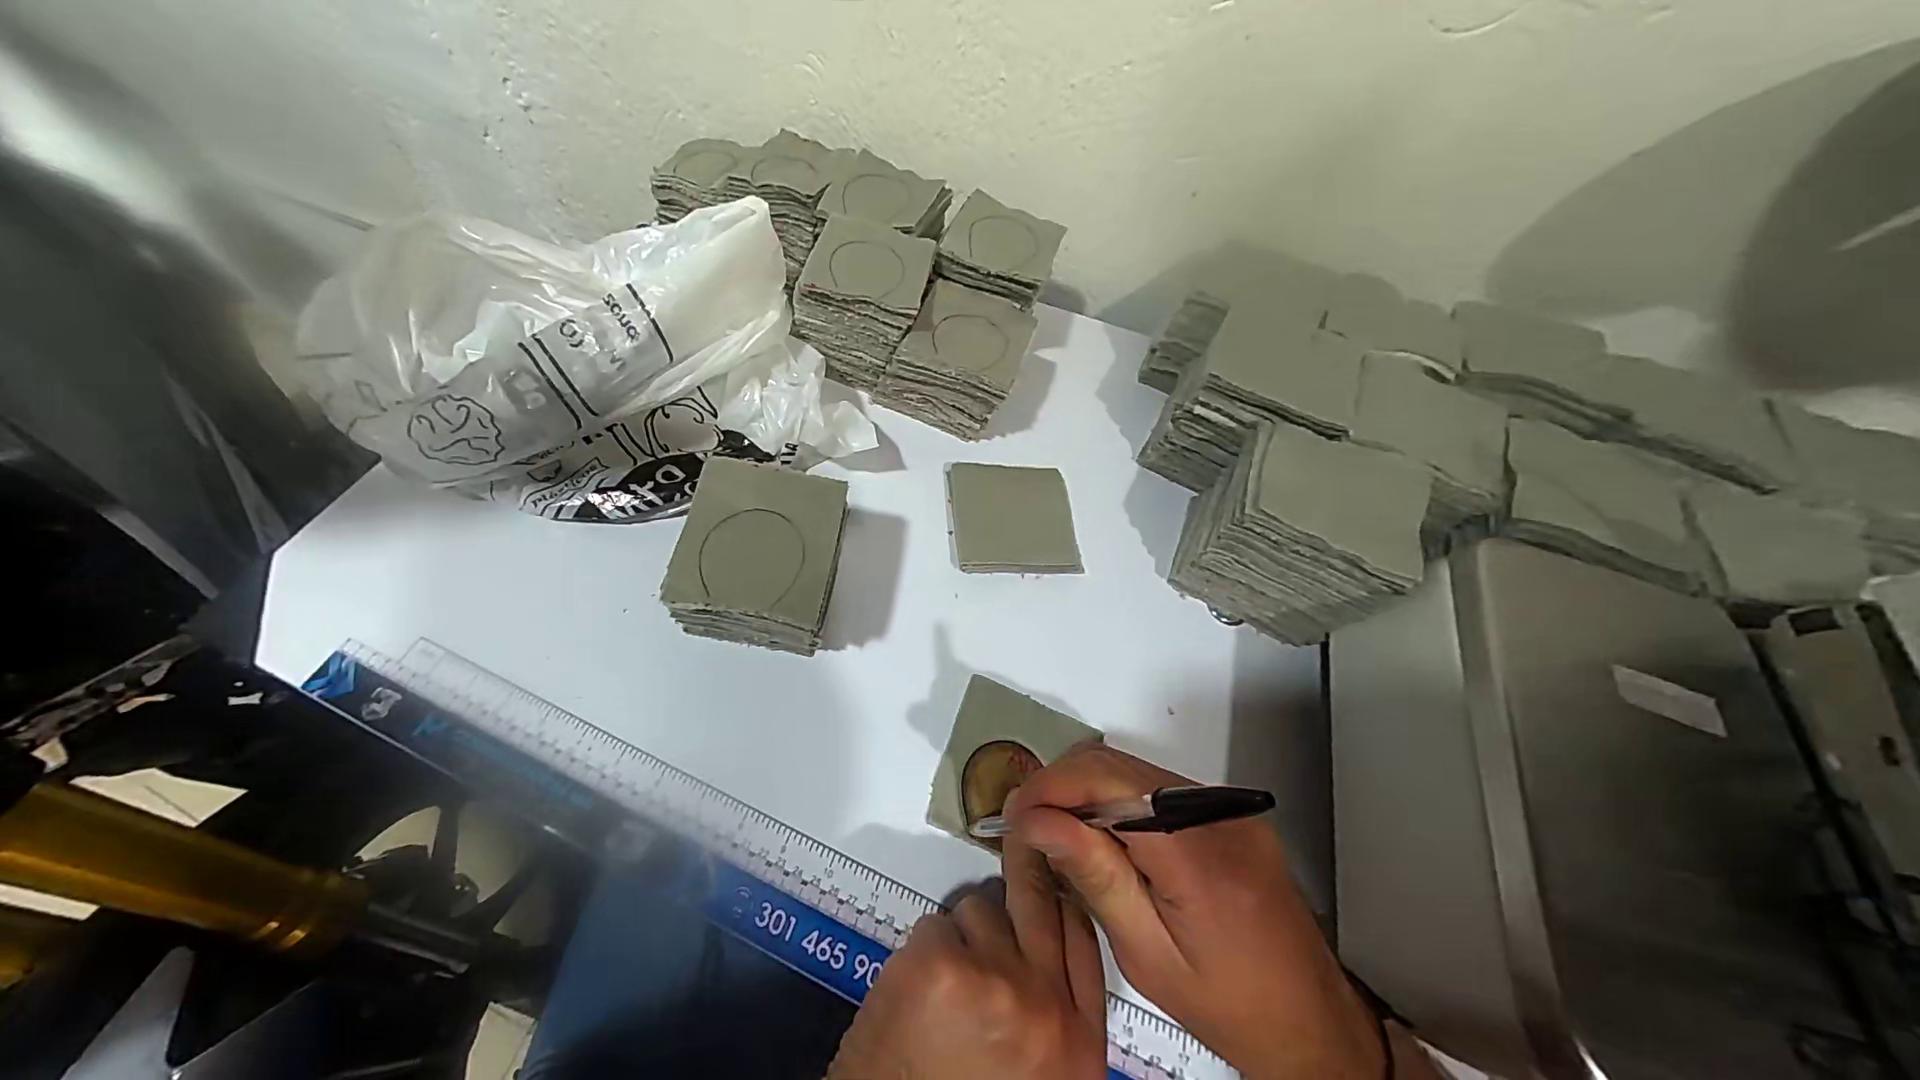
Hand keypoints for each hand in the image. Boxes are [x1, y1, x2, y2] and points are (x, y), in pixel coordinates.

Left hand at [825, 834, 1106, 1079]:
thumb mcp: (1038, 1068)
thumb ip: (1054, 1009)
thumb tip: (1042, 941)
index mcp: (1078, 1039)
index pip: (1083, 936)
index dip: (1063, 896)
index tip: (1051, 871)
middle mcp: (1046, 1004)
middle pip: (1040, 900)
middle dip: (1028, 861)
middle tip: (1022, 826)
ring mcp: (994, 980)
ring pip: (979, 908)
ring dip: (960, 932)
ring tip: (945, 985)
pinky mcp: (941, 967)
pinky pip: (935, 925)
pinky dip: (923, 950)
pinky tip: (915, 994)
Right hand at [1006, 744, 1407, 1079]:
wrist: (1310, 1017)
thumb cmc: (1229, 1005)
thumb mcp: (1148, 956)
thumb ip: (1095, 878)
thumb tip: (1039, 823)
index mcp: (1197, 854)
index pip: (1108, 783)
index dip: (1051, 788)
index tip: (1014, 814)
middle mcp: (1215, 813)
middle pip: (1116, 763)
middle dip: (1060, 783)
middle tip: (1025, 821)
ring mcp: (1225, 807)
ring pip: (1132, 767)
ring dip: (1084, 789)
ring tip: (1053, 828)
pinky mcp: (1226, 810)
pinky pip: (1154, 785)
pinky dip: (1114, 798)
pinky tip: (1098, 832)